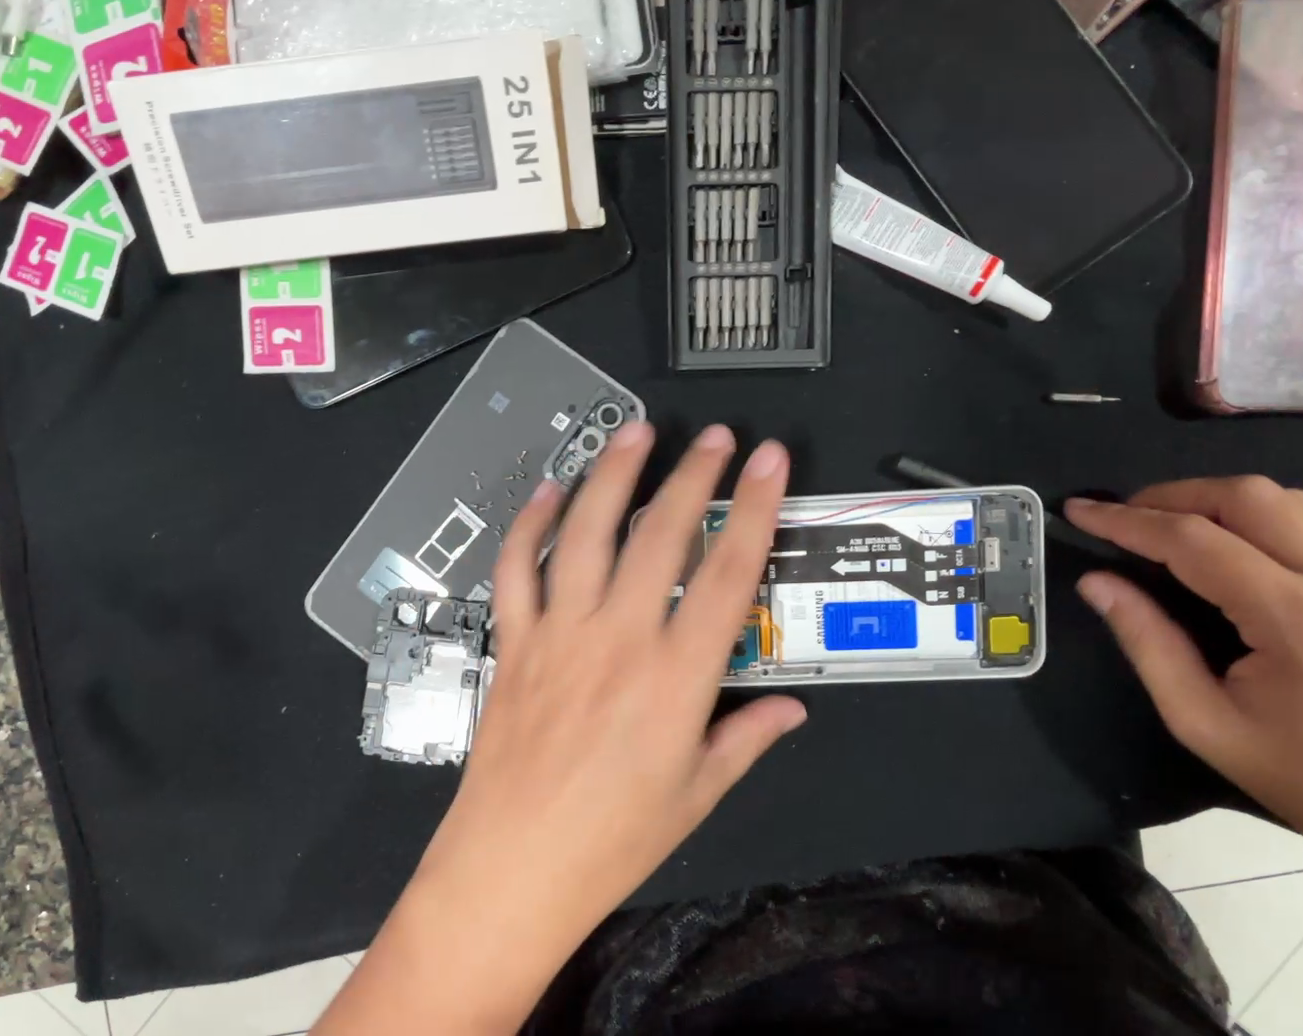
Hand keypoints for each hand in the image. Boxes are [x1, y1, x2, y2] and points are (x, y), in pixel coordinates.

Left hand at [333, 423, 802, 1033]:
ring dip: (612, 476)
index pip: (728, 572)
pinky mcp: (515, 642)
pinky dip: (529, 524)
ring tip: (637, 434)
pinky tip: (547, 491)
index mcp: (676, 677)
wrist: (513, 868)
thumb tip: (789, 711)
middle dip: (693, 476)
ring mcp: (559, 634)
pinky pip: (517, 569)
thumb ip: (747, 740)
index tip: (769, 463)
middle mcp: (617, 639)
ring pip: (585, 533)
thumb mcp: (696, 794)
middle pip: (661, 535)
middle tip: (716, 438)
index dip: (755, 509)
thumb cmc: (611, 841)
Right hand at [1065, 478, 1302, 899]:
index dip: (1127, 522)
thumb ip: (1147, 642)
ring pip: (1291, 500)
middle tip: (1123, 517)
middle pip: (1249, 498)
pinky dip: (1262, 519)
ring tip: (1169, 525)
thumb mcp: (1204, 721)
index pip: (1196, 542)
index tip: (1078, 510)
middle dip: (1173, 495)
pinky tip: (1231, 546)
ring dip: (1219, 500)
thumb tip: (1096, 582)